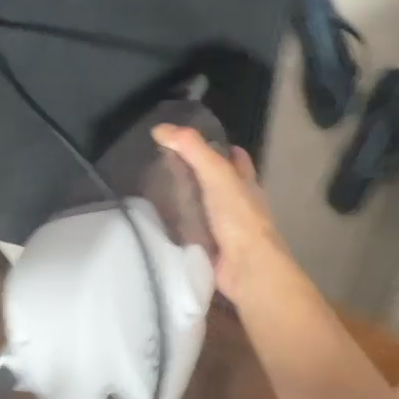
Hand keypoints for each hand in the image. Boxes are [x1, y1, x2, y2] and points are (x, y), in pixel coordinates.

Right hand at [152, 124, 302, 308]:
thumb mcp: (216, 173)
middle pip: (218, 183)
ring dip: (184, 198)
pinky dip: (176, 223)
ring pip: (203, 205)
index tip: (196, 140)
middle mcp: (238, 204)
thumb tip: (159, 128)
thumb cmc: (239, 217)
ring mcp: (225, 228)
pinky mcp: (210, 247)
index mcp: (246, 184)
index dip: (223, 148)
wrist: (246, 270)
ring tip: (152, 185)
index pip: (236, 159)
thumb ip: (192, 148)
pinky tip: (155, 216)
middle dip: (199, 173)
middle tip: (165, 161)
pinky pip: (189, 229)